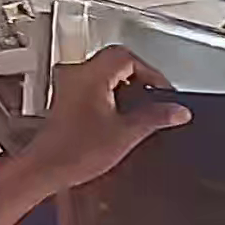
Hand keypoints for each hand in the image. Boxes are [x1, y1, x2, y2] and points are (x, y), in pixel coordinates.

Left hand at [22, 46, 190, 191]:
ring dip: (123, 82)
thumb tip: (177, 111)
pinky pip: (91, 82)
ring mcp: (68, 83)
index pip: (127, 57)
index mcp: (91, 75)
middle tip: (154, 92)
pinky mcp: (64, 96)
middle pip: (114, 59)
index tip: (162, 90)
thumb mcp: (126, 134)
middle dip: (138, 74)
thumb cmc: (76, 151)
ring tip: (139, 103)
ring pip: (102, 69)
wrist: (47, 167)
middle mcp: (76, 73)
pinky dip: (109, 90)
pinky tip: (118, 112)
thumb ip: (155, 118)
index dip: (151, 72)